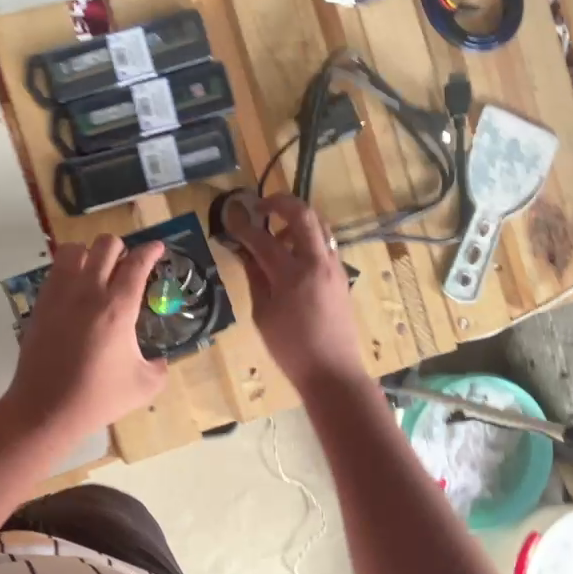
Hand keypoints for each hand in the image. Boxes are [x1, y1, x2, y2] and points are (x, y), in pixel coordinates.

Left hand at [4, 236, 168, 436]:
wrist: (46, 408)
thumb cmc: (97, 397)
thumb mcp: (144, 386)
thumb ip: (159, 367)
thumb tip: (160, 360)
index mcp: (117, 307)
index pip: (137, 263)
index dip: (151, 251)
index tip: (157, 248)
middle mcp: (88, 292)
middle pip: (105, 245)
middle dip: (122, 248)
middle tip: (127, 264)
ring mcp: (59, 295)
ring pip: (74, 249)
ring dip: (90, 253)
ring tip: (98, 271)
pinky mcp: (40, 304)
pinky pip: (55, 271)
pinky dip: (69, 270)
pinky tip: (75, 289)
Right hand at [224, 194, 367, 391]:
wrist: (332, 370)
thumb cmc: (290, 348)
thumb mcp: (263, 314)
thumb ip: (256, 278)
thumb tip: (247, 253)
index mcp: (293, 274)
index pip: (263, 239)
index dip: (244, 227)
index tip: (231, 217)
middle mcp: (317, 263)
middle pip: (303, 215)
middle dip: (280, 203)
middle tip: (260, 207)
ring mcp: (333, 267)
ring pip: (319, 226)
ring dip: (297, 220)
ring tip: (276, 234)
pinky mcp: (341, 276)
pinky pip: (325, 244)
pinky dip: (307, 238)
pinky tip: (292, 255)